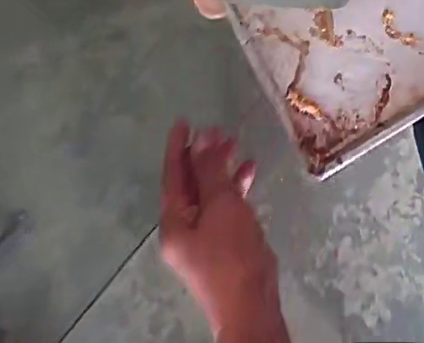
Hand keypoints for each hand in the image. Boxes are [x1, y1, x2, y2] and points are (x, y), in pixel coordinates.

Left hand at [159, 121, 281, 340]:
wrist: (250, 301)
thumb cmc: (231, 252)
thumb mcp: (220, 204)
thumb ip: (210, 170)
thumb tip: (202, 137)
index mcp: (174, 222)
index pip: (172, 176)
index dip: (177, 147)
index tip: (183, 121)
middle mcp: (183, 228)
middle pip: (190, 183)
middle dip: (203, 155)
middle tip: (219, 129)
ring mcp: (203, 235)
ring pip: (209, 191)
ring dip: (221, 167)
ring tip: (237, 143)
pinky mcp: (223, 240)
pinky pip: (224, 204)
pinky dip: (235, 186)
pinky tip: (251, 170)